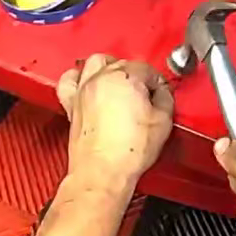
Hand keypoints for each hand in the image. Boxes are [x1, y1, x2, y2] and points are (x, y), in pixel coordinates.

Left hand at [57, 54, 172, 193]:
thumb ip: (165, 98)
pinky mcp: (72, 104)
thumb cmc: (128, 150)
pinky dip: (78, 77)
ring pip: (96, 62)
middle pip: (123, 63)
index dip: (158, 82)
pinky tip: (87, 83)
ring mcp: (84, 90)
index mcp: (127, 77)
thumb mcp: (163, 121)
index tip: (161, 94)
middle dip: (137, 75)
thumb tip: (162, 93)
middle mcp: (102, 78)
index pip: (147, 69)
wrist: (102, 173)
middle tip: (146, 93)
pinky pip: (69, 80)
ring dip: (110, 67)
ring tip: (120, 81)